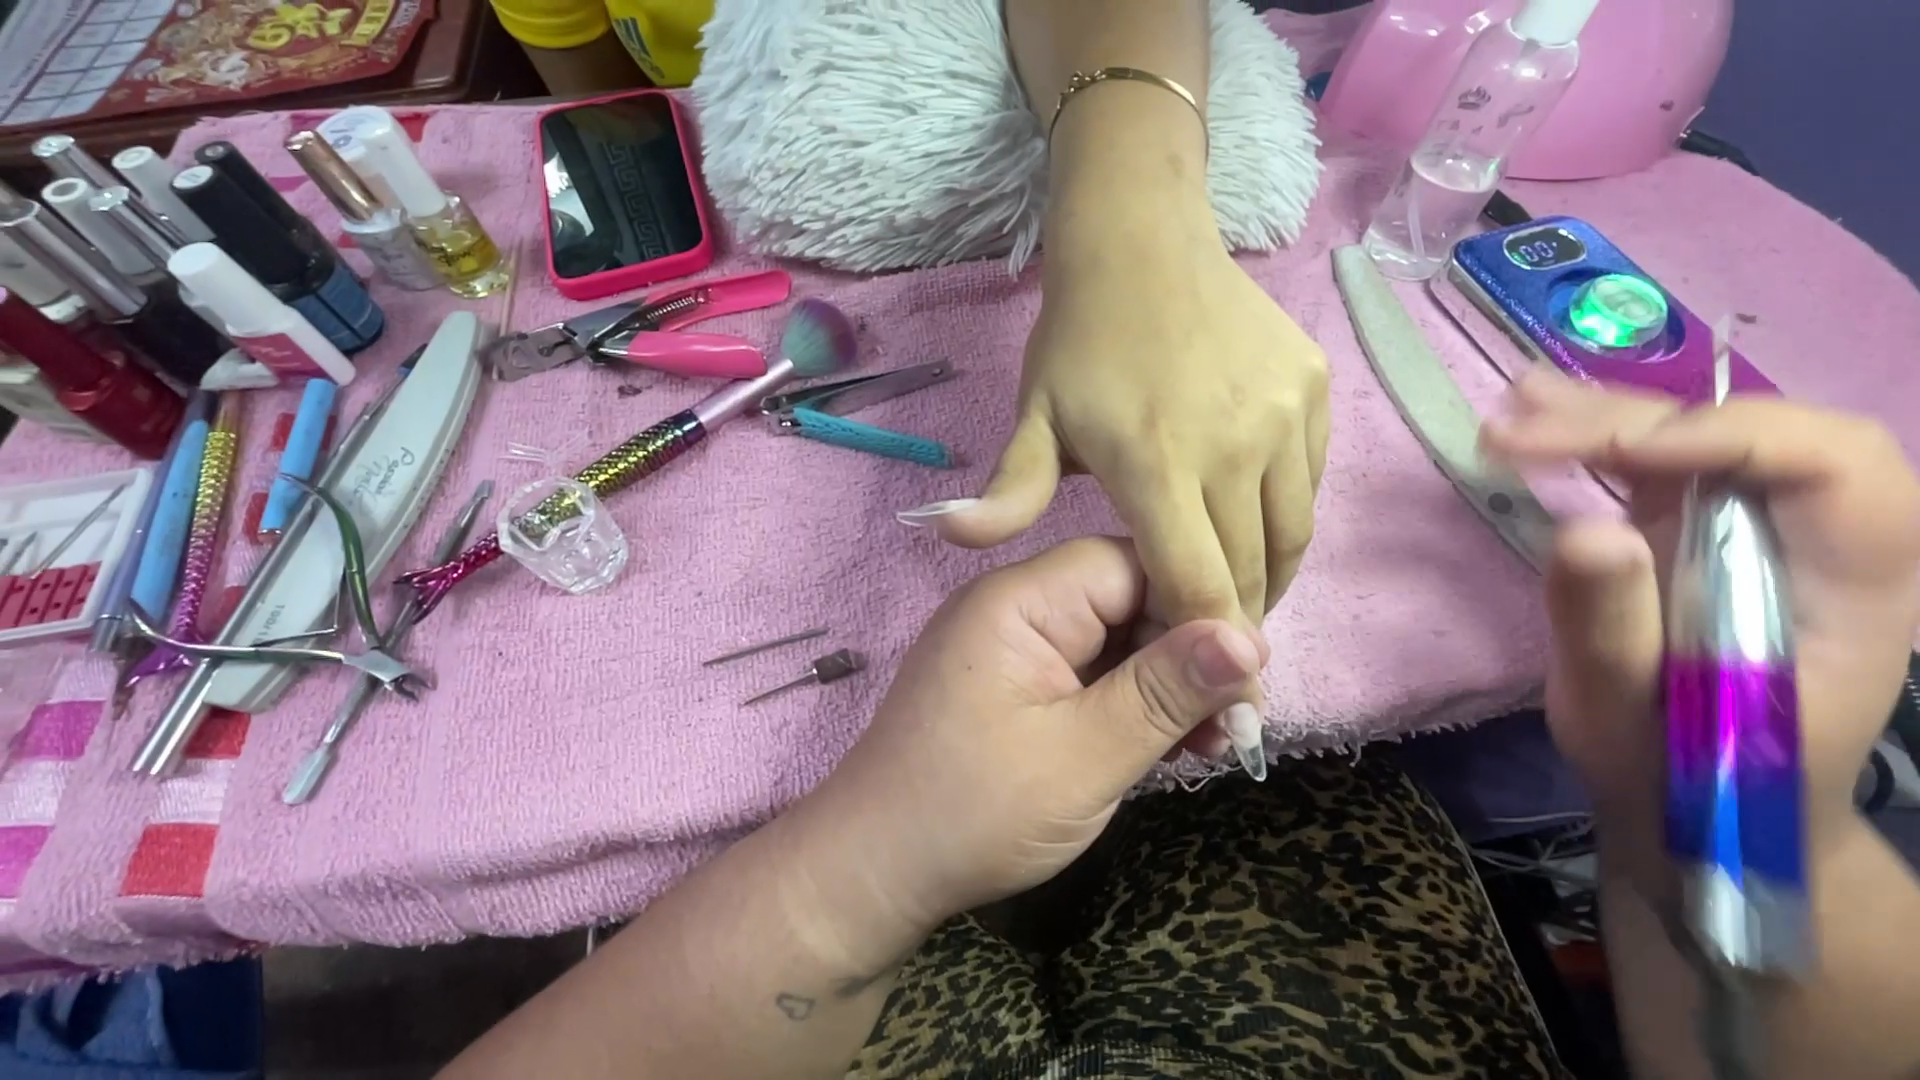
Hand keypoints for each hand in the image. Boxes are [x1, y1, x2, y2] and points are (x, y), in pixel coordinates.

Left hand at [797, 537, 1267, 940]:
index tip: (1253, 667)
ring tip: (1220, 741)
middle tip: (1244, 717)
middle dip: (1189, 655)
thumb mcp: (1083, 755)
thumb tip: (1250, 638)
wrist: (876, 870)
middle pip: (1127, 600)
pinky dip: (1134, 707)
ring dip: (1169, 688)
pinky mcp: (1021, 687)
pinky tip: (1179, 745)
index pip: (1130, 562)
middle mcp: (1017, 608)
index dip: (1197, 603)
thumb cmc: (974, 811)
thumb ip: (1165, 692)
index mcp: (1020, 600)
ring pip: (1117, 643)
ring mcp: (1018, 649)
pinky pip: (1093, 677)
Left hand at [912, 229, 1330, 630]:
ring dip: (1270, 579)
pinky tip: (1255, 527)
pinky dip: (1287, 521)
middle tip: (1211, 646)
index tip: (1196, 673)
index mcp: (1156, 464)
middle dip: (1234, 622)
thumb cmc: (1079, 342)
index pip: (1196, 586)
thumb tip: (944, 533)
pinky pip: (1311, 483)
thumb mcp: (1034, 419)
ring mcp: (1284, 415)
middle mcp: (1234, 446)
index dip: (1200, 644)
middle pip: (1252, 572)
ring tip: (1239, 597)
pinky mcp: (1313, 390)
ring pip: (1294, 534)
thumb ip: (1007, 492)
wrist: (1141, 243)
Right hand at [1483, 372, 1919, 837]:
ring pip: (1698, 437)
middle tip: (1519, 431)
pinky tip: (1535, 416)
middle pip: (1749, 436)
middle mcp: (1820, 537)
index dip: (1728, 438)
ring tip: (1516, 403)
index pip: (1831, 465)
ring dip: (1604, 415)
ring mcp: (1759, 528)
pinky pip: (1659, 464)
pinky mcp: (1700, 529)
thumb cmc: (1674, 772)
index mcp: (1852, 585)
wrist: (1690, 802)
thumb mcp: (1629, 714)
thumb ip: (1612, 628)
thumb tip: (1585, 526)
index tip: (1610, 453)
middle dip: (1629, 422)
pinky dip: (1594, 437)